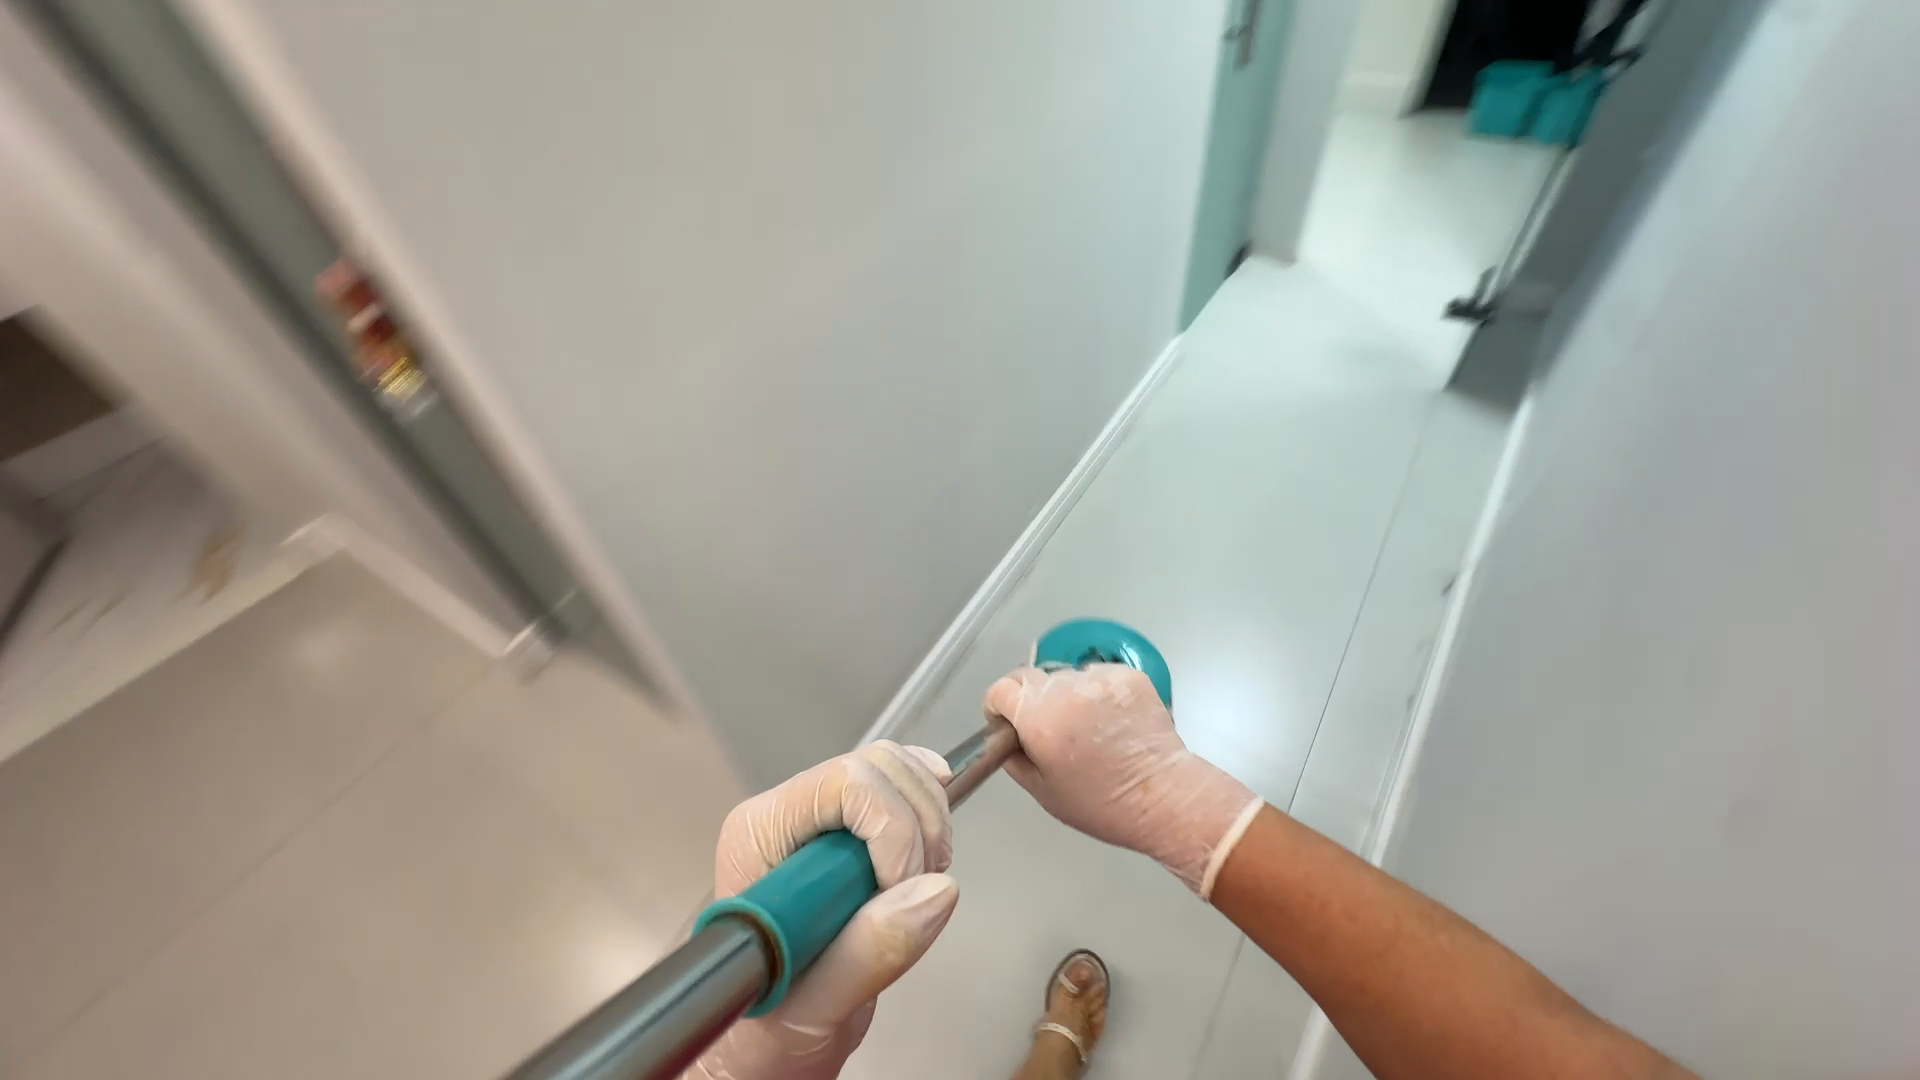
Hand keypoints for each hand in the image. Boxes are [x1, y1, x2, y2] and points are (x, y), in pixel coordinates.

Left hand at [686, 741, 959, 1079]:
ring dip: (930, 822)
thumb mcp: (810, 1011)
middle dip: (917, 825)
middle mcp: (789, 813)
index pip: (843, 781)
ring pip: (897, 768)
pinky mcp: (854, 825)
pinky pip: (904, 782)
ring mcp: (822, 815)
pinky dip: (930, 807)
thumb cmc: (763, 1033)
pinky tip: (931, 843)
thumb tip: (935, 891)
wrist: (763, 1045)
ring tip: (918, 885)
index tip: (903, 887)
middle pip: (877, 766)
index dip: (891, 827)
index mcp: (760, 836)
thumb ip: (866, 953)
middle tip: (916, 892)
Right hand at [986, 665, 1262, 896]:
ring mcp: (1098, 677)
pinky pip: (1097, 676)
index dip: (998, 707)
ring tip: (1085, 727)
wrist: (1163, 796)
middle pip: (1028, 677)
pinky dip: (1096, 692)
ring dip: (1064, 695)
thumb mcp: (1043, 792)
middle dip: (1027, 698)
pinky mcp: (1127, 675)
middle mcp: (1064, 688)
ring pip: (1064, 676)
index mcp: (1038, 718)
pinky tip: (1110, 720)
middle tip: (1044, 726)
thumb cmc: (1099, 803)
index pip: (1000, 689)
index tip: (1008, 725)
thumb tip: (1006, 736)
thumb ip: (1014, 757)